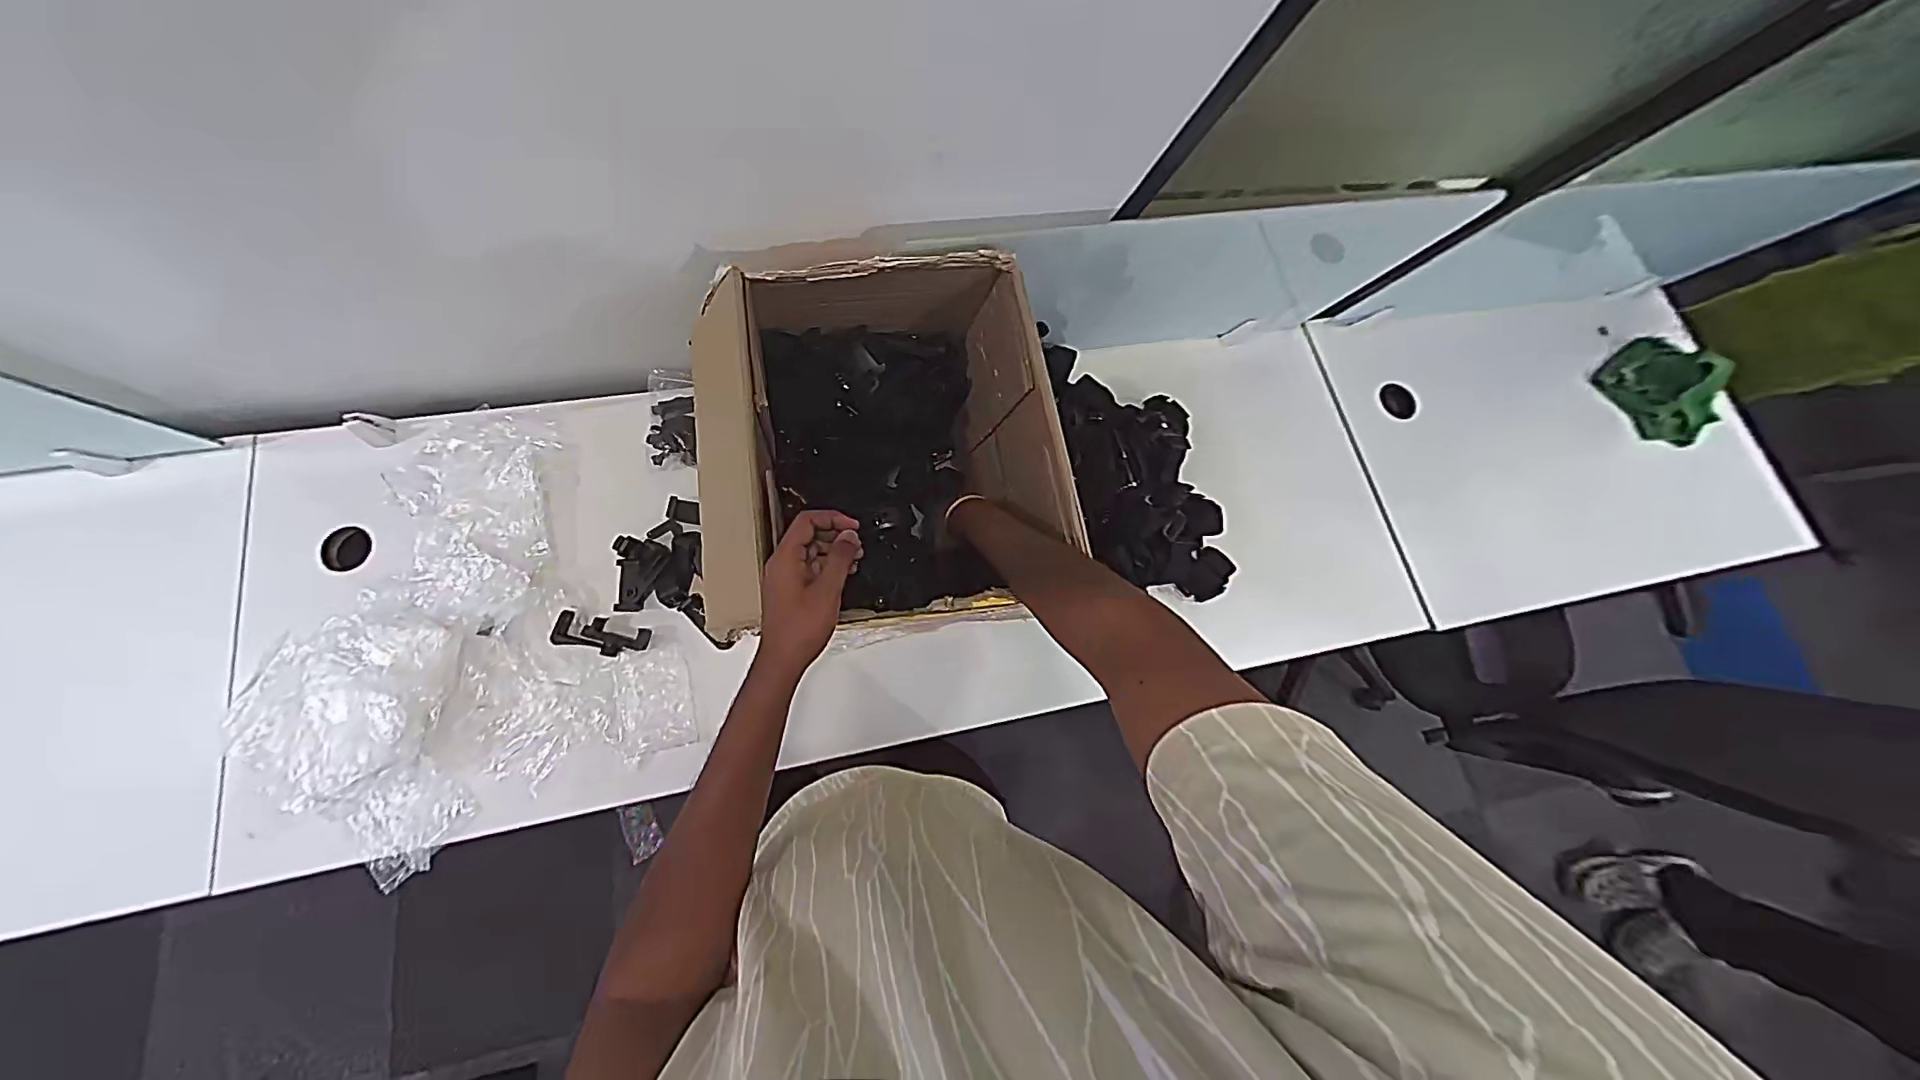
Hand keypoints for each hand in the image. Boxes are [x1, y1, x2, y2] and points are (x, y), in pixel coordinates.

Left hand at [757, 510, 862, 677]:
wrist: (783, 658)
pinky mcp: (789, 590)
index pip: (806, 521)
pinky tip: (841, 574)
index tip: (851, 526)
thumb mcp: (828, 589)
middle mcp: (781, 565)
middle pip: (808, 535)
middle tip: (855, 543)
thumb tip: (848, 536)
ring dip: (832, 551)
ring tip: (852, 558)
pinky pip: (808, 567)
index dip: (832, 518)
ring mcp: (783, 578)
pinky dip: (826, 566)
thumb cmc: (798, 630)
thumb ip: (840, 558)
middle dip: (834, 534)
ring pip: (810, 552)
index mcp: (785, 559)